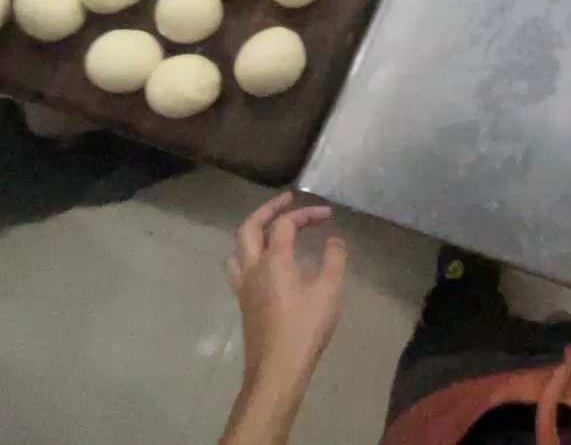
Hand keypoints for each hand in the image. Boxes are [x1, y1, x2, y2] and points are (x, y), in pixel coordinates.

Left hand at [225, 192, 347, 386]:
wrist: (277, 371)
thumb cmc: (305, 328)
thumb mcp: (330, 290)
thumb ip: (334, 258)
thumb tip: (334, 239)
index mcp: (274, 260)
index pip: (285, 223)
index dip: (306, 213)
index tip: (328, 215)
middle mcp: (253, 267)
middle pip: (249, 227)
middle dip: (268, 209)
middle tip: (288, 200)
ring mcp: (244, 286)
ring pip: (237, 248)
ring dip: (253, 231)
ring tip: (272, 229)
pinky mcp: (243, 302)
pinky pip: (239, 267)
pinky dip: (251, 253)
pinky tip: (269, 263)